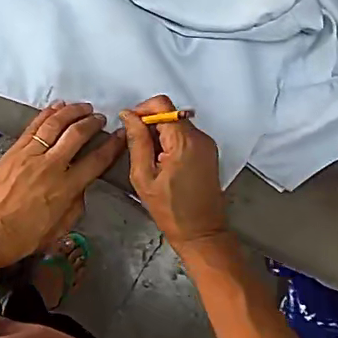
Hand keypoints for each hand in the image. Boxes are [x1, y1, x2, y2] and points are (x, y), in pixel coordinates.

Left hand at [0, 102, 123, 268]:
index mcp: (66, 188)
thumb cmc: (22, 237)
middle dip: (93, 122)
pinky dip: (48, 114)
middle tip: (101, 119)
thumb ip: (76, 203)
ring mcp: (31, 156)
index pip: (97, 160)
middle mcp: (51, 167)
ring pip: (56, 124)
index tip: (121, 136)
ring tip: (84, 107)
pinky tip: (58, 107)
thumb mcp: (60, 227)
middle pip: (78, 134)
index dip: (113, 145)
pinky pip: (34, 126)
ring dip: (73, 112)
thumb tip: (83, 186)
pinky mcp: (15, 151)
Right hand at [120, 96, 230, 250]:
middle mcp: (200, 137)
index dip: (142, 110)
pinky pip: (186, 136)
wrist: (201, 232)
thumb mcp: (143, 177)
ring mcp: (207, 144)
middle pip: (170, 113)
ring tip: (150, 160)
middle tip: (138, 148)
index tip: (130, 126)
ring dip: (160, 134)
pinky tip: (163, 164)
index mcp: (185, 141)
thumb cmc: (172, 211)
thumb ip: (137, 142)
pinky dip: (171, 142)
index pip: (162, 105)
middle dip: (150, 124)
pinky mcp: (209, 152)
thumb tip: (129, 116)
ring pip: (177, 124)